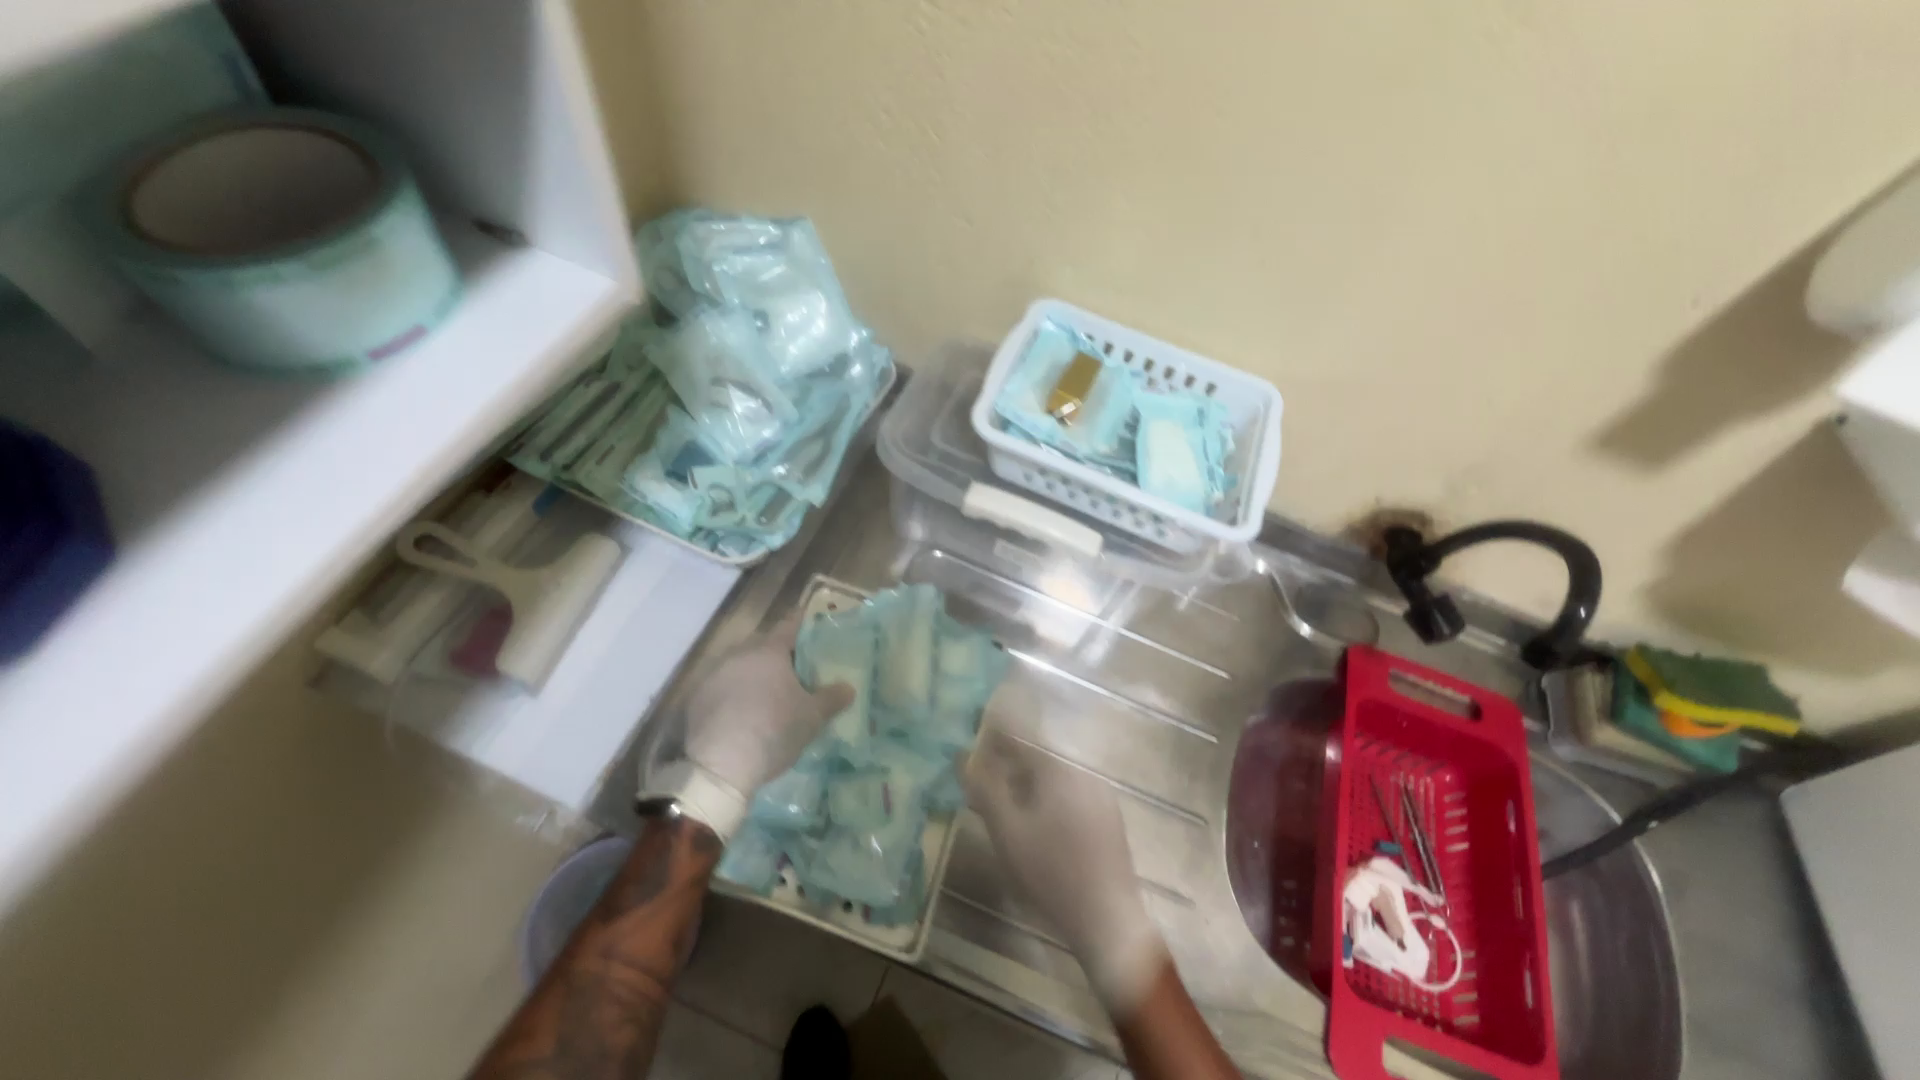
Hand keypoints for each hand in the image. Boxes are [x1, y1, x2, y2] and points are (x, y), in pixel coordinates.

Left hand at [658, 615, 852, 840]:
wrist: (719, 767)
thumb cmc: (773, 731)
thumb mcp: (812, 718)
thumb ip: (832, 698)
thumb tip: (848, 688)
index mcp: (768, 651)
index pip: (790, 625)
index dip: (803, 625)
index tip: (813, 628)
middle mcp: (738, 654)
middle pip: (763, 645)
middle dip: (780, 655)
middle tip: (798, 671)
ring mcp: (713, 674)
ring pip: (741, 666)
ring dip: (755, 675)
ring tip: (771, 696)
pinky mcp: (696, 698)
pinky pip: (723, 687)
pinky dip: (735, 694)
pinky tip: (744, 715)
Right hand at [965, 724, 1168, 1015]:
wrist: (1108, 920)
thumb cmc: (1051, 873)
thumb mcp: (1007, 831)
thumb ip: (984, 787)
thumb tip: (964, 754)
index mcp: (1059, 768)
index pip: (1021, 732)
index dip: (993, 729)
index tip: (969, 732)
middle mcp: (1083, 772)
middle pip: (1038, 751)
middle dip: (1007, 754)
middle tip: (978, 769)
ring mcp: (1099, 794)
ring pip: (1053, 772)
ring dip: (1024, 776)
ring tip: (998, 794)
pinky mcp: (1106, 817)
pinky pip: (1067, 791)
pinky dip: (1043, 793)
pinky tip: (1030, 817)